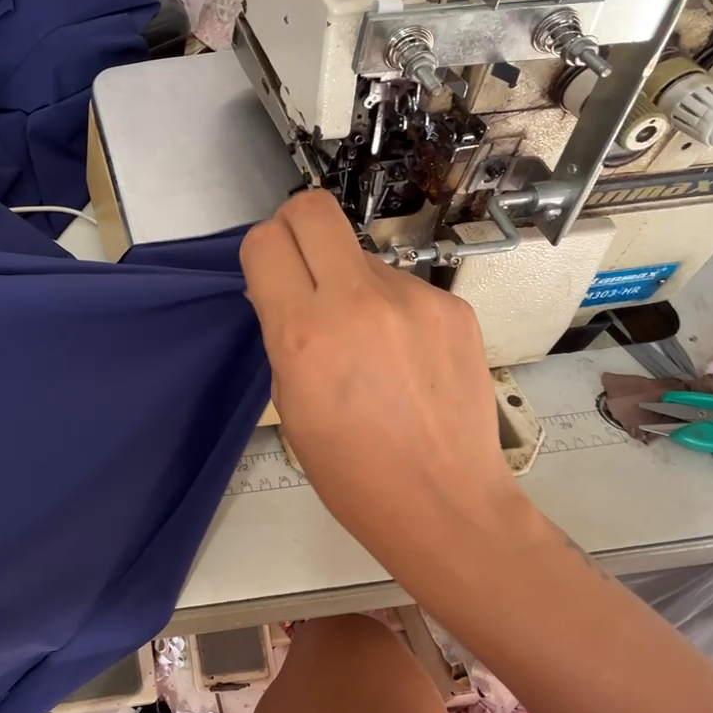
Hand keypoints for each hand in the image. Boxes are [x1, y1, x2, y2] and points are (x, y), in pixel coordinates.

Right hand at [239, 191, 526, 542]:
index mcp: (303, 333)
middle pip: (311, 209)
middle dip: (295, 225)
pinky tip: (402, 354)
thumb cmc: (350, 470)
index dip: (260, 252)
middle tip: (303, 265)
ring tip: (365, 339)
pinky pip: (402, 284)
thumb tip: (282, 292)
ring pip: (360, 252)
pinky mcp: (452, 308)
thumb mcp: (289, 403)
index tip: (269, 275)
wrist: (443, 503)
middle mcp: (357, 302)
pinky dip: (389, 306)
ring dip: (348, 279)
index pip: (264, 241)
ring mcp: (413, 300)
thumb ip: (282, 333)